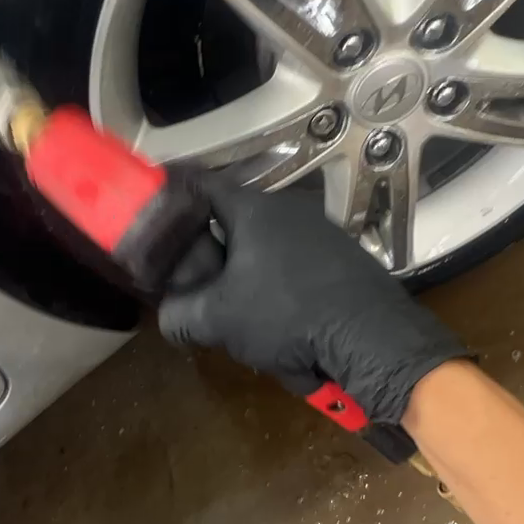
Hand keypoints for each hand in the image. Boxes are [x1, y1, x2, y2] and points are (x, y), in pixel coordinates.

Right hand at [158, 181, 468, 425]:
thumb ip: (181, 314)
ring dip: (251, 291)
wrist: (372, 337)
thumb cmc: (287, 314)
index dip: (169, 197)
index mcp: (253, 210)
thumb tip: (170, 317)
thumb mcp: (218, 319)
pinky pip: (298, 278)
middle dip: (213, 264)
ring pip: (267, 259)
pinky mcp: (345, 264)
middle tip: (199, 294)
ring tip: (248, 329)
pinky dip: (285, 304)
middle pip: (232, 228)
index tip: (152, 212)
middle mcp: (290, 212)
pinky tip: (289, 338)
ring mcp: (323, 236)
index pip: (198, 185)